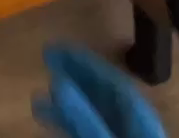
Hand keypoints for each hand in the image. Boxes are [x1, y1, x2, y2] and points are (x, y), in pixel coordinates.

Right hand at [33, 45, 167, 137]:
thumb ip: (83, 120)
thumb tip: (57, 81)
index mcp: (141, 126)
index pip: (115, 85)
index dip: (85, 63)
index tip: (53, 49)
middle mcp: (136, 135)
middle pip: (106, 101)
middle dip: (75, 80)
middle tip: (45, 64)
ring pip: (97, 123)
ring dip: (67, 109)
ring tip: (37, 102)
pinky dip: (70, 131)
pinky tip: (50, 128)